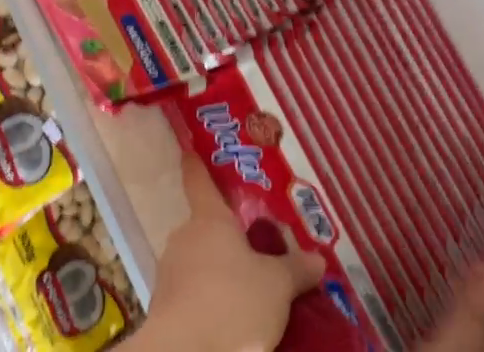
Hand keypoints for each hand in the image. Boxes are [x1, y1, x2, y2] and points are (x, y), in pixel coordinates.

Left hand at [133, 154, 327, 351]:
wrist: (188, 350)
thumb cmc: (234, 302)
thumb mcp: (277, 286)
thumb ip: (296, 269)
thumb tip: (316, 257)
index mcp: (209, 220)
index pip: (198, 182)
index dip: (196, 165)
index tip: (190, 151)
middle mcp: (185, 237)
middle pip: (207, 229)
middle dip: (229, 239)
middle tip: (259, 251)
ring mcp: (171, 270)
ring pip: (201, 262)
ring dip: (222, 272)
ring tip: (254, 292)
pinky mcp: (167, 303)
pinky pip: (195, 292)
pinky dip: (213, 299)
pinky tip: (235, 318)